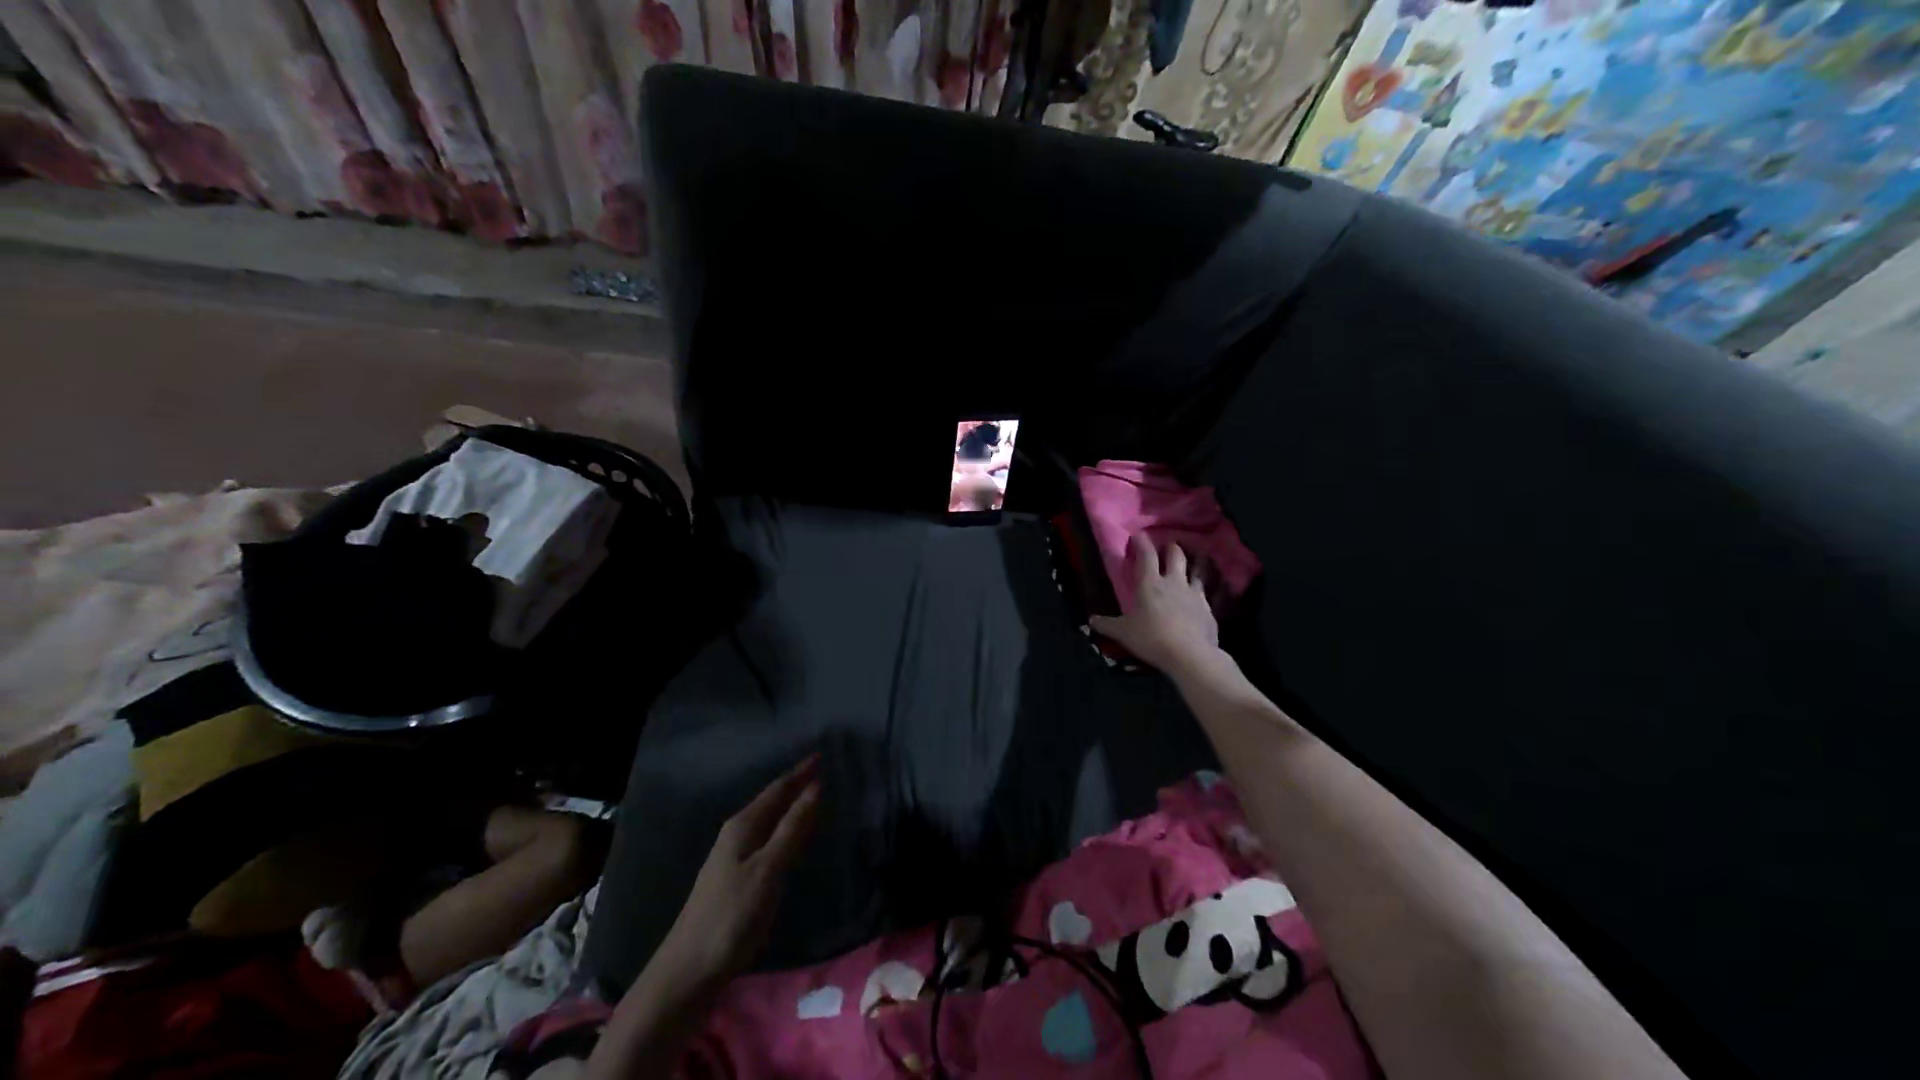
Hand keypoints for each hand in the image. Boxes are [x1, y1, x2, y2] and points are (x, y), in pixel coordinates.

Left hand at [650, 754, 821, 989]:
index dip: (801, 772)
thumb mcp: (767, 870)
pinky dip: (786, 831)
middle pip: (772, 802)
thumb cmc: (730, 916)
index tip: (823, 753)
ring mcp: (734, 857)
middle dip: (797, 785)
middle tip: (824, 771)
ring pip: (769, 821)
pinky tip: (794, 839)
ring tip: (816, 797)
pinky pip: (768, 841)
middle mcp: (736, 835)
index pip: (778, 789)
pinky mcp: (737, 879)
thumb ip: (792, 829)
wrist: (688, 971)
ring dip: (792, 808)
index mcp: (743, 826)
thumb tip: (817, 786)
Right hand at [1090, 533, 1222, 676]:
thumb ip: (1106, 625)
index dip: (1141, 542)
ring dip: (1192, 564)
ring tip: (1189, 566)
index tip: (1137, 535)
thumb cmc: (1152, 638)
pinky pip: (1204, 593)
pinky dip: (1200, 591)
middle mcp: (1174, 582)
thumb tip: (1090, 620)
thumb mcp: (1123, 633)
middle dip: (1170, 547)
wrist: (1190, 655)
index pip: (1146, 554)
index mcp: (1150, 583)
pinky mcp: (1208, 608)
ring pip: (1195, 570)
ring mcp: (1194, 593)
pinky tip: (1198, 598)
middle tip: (1166, 548)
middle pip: (1175, 554)